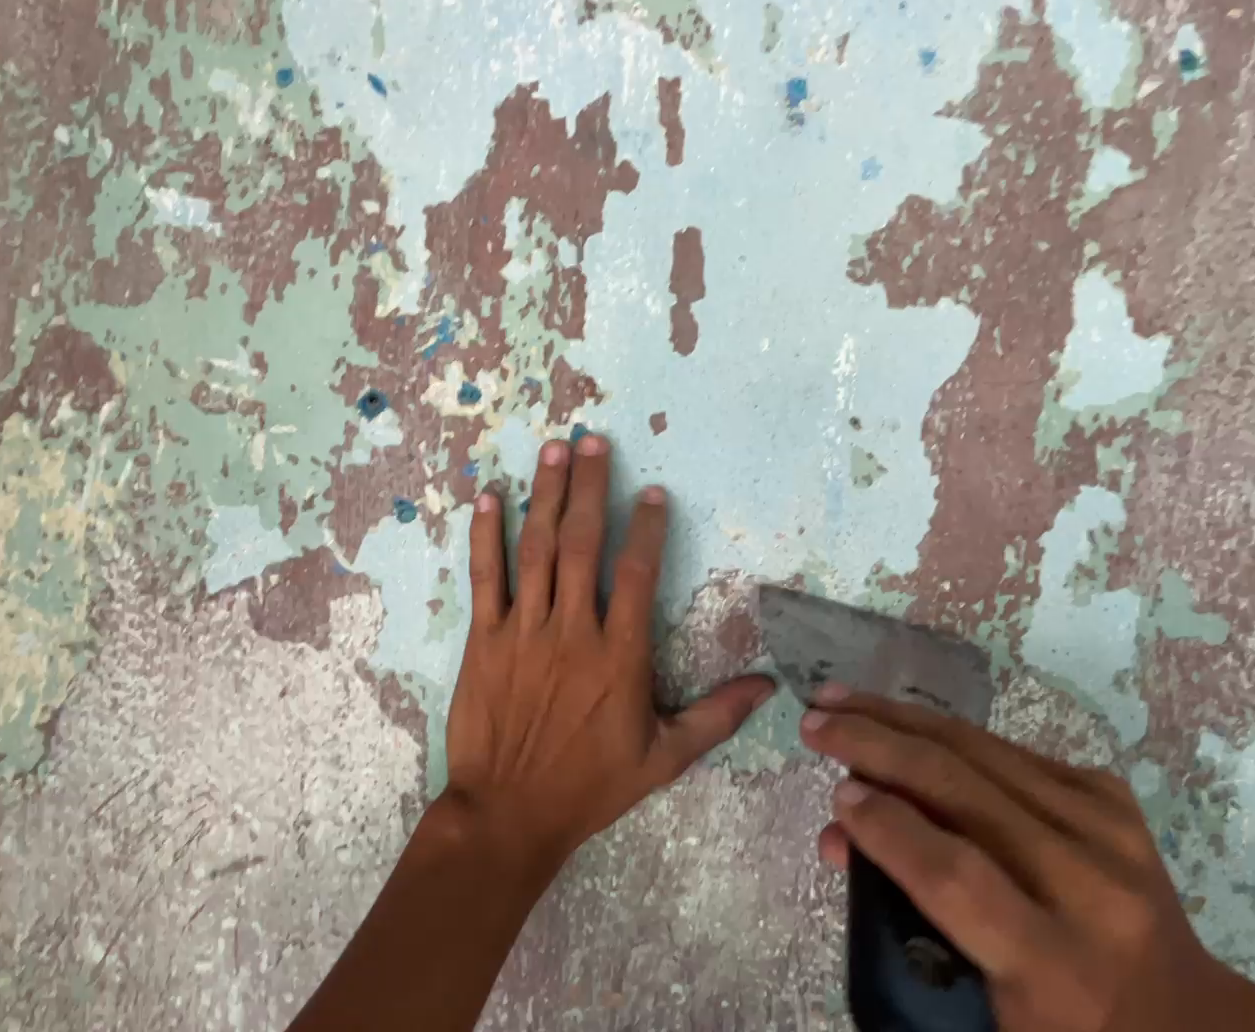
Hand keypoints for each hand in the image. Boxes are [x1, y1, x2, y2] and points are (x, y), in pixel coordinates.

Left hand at [441, 435, 775, 871]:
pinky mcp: (483, 639)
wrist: (508, 813)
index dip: (646, 528)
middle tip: (593, 441)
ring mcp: (523, 631)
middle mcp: (572, 630)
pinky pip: (485, 578)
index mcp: (619, 655)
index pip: (637, 574)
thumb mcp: (664, 760)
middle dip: (589, 487)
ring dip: (545, 495)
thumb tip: (770, 686)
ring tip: (553, 451)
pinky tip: (488, 497)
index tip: (650, 492)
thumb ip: (716, 717)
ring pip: (535, 549)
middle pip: (582, 543)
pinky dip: (485, 535)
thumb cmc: (590, 785)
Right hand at [801, 687, 1254, 1031]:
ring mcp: (1108, 832)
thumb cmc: (1063, 1028)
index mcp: (1059, 966)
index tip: (834, 795)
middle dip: (877, 747)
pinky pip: (1007, 750)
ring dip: (900, 719)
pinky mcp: (1111, 799)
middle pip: (966, 791)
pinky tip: (903, 720)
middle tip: (814, 723)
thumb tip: (839, 837)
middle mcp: (1091, 887)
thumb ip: (903, 924)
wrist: (1186, 1015)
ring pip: (982, 751)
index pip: (956, 875)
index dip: (887, 827)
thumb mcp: (979, 1008)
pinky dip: (946, 733)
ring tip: (842, 700)